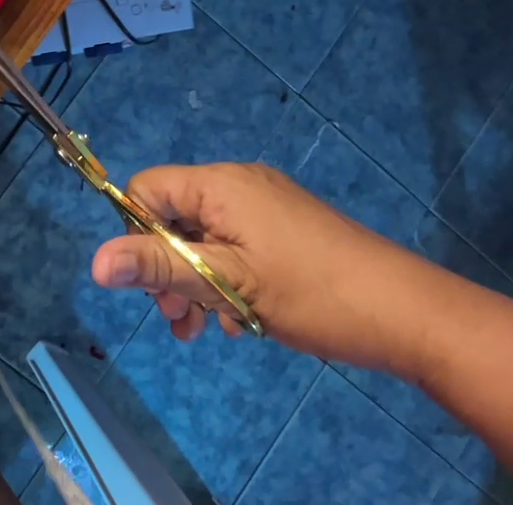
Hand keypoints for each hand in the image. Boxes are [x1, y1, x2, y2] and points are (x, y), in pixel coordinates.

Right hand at [90, 162, 453, 375]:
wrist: (418, 317)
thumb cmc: (314, 294)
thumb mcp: (228, 284)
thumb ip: (158, 267)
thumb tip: (94, 263)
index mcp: (220, 184)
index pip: (145, 189)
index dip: (136, 233)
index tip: (154, 282)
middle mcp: (238, 184)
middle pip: (173, 216)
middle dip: (168, 268)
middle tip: (182, 320)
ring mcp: (266, 204)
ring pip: (203, 236)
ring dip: (196, 282)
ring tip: (209, 329)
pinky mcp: (286, 227)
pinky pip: (234, 244)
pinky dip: (227, 278)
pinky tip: (242, 320)